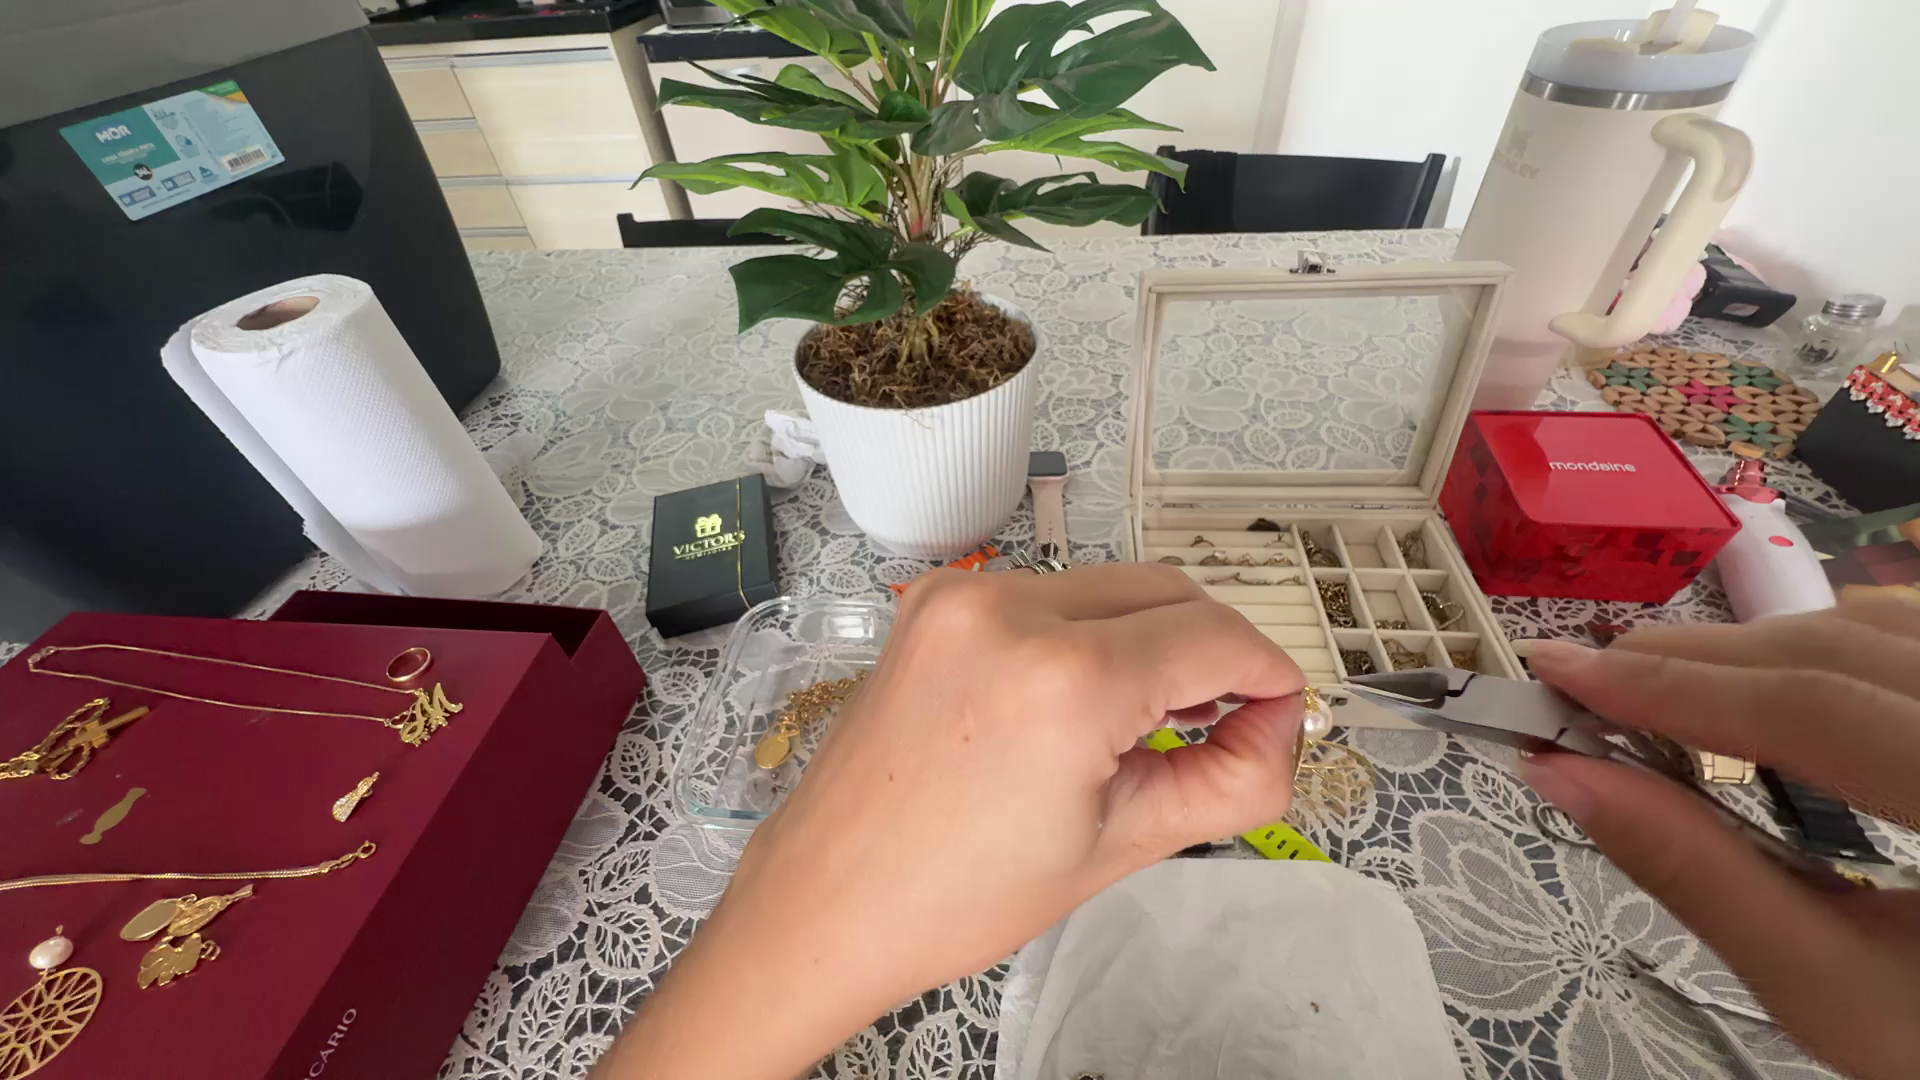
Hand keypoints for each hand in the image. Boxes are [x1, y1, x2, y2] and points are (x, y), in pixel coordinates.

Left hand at [599, 564, 1305, 1077]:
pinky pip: (1045, 592)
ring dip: (1148, 634)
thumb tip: (1276, 724)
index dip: (1266, 671)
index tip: (1277, 711)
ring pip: (1106, 584)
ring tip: (1148, 713)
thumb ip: (1232, 780)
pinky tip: (1079, 689)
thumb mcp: (1119, 846)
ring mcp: (963, 591)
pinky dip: (1085, 628)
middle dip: (1211, 646)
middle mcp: (1010, 607)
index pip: (1213, 635)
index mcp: (1065, 677)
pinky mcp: (935, 597)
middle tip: (1220, 717)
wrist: (827, 894)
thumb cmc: (964, 894)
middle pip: (1164, 589)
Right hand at [1521, 597, 1919, 1079]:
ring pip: (1874, 628)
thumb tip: (1556, 774)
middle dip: (1684, 660)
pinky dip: (1813, 646)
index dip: (1666, 684)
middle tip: (1578, 684)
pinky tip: (1758, 684)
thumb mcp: (1839, 997)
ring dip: (1743, 650)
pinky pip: (1905, 635)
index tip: (1551, 671)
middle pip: (1837, 654)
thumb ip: (1698, 876)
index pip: (1814, 710)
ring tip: (1654, 687)